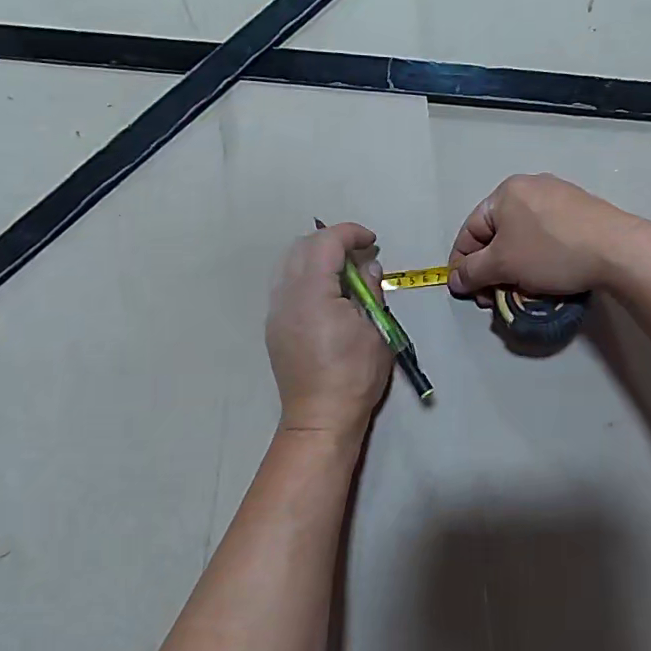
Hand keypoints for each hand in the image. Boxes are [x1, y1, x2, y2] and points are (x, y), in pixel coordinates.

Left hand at [266, 222, 392, 437]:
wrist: (320, 417)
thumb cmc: (355, 375)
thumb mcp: (376, 330)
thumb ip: (370, 291)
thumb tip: (368, 267)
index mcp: (312, 292)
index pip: (326, 242)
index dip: (350, 234)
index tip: (372, 241)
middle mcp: (287, 295)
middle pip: (303, 247)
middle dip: (332, 242)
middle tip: (359, 256)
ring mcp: (276, 312)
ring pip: (289, 265)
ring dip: (316, 258)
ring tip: (343, 274)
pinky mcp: (274, 327)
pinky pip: (285, 286)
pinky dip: (306, 277)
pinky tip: (326, 296)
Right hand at [447, 174, 646, 297]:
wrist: (617, 250)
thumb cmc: (551, 252)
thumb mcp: (503, 265)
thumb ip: (472, 272)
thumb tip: (456, 279)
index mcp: (506, 192)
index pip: (470, 231)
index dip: (462, 263)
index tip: (464, 290)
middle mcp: (531, 187)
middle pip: (497, 233)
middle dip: (490, 268)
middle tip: (493, 295)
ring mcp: (559, 197)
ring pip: (522, 237)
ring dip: (514, 266)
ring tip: (519, 289)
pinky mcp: (581, 212)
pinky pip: (546, 237)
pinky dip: (537, 258)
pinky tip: (545, 277)